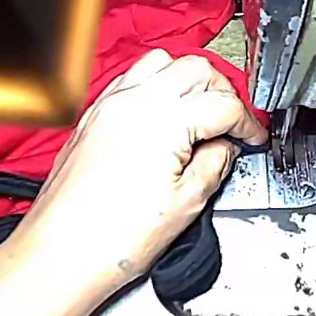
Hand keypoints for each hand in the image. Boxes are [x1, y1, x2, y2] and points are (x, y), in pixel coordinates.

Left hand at [4, 50, 267, 310]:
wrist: (62, 251)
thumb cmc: (112, 236)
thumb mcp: (187, 203)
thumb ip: (215, 164)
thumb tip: (225, 147)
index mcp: (164, 119)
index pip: (223, 104)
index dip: (248, 122)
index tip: (253, 138)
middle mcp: (134, 100)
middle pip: (196, 69)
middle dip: (223, 92)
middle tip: (232, 124)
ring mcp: (110, 104)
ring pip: (162, 64)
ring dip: (189, 81)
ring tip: (201, 114)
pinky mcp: (94, 115)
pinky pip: (132, 79)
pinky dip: (156, 87)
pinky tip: (164, 116)